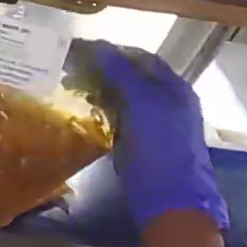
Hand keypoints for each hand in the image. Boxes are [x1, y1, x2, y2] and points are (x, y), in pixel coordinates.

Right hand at [86, 42, 228, 231]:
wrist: (170, 200)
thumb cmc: (159, 147)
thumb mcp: (141, 103)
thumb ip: (121, 72)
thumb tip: (98, 46)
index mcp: (174, 88)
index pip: (141, 57)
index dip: (113, 51)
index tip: (82, 51)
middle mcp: (167, 102)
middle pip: (132, 77)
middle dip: (103, 72)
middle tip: (72, 71)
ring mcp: (154, 124)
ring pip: (123, 98)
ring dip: (100, 91)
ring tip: (73, 89)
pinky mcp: (141, 143)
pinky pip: (119, 118)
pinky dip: (102, 111)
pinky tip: (85, 112)